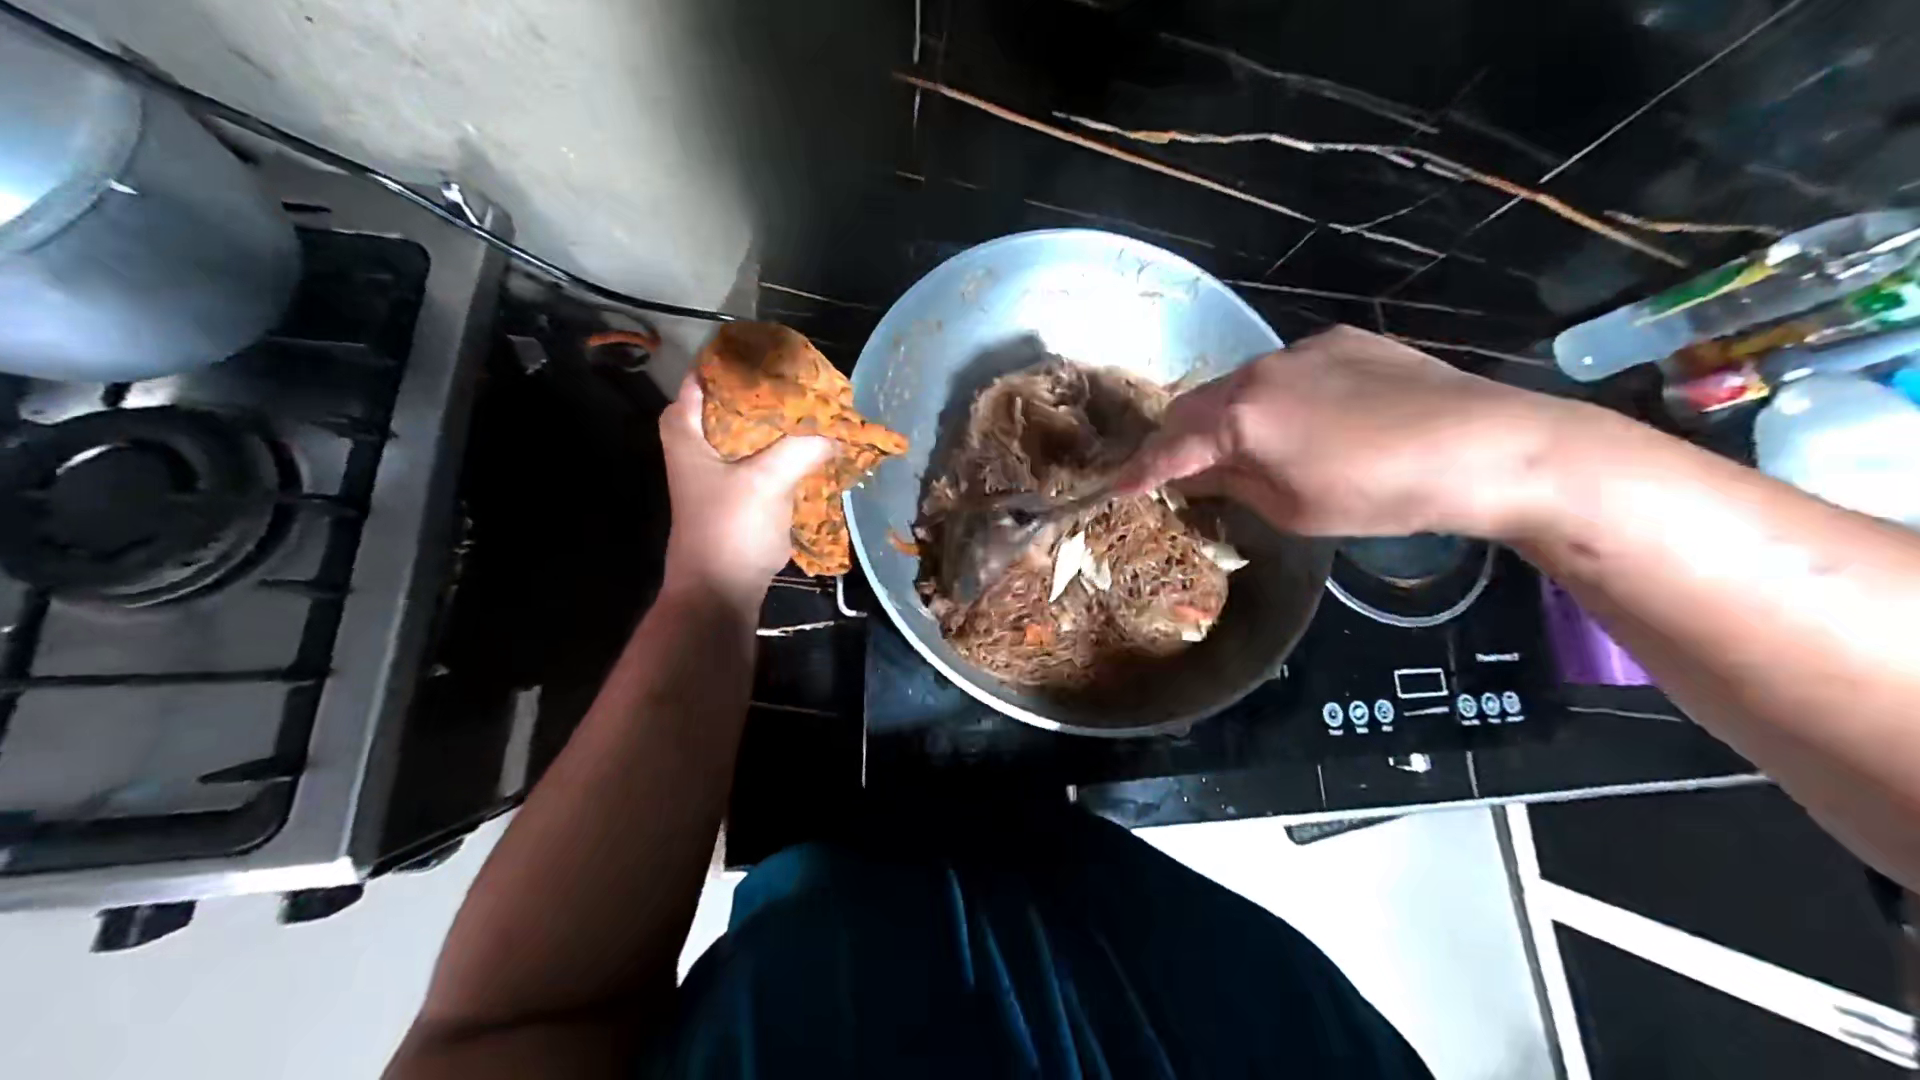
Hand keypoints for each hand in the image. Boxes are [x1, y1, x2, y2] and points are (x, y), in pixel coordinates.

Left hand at [659, 375, 833, 606]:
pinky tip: (819, 442)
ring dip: (789, 421)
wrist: (719, 589)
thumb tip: (841, 429)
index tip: (793, 357)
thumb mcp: (768, 481)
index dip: (753, 359)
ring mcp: (718, 461)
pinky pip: (767, 451)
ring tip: (825, 409)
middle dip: (780, 392)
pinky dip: (790, 445)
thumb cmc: (730, 529)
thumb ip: (804, 447)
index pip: (715, 370)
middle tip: (819, 385)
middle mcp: (698, 435)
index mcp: (687, 423)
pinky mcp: (739, 483)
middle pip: (740, 397)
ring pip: (757, 426)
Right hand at [1117, 326, 1575, 539]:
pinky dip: (1268, 398)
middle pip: (1194, 405)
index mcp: (1242, 416)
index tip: (1114, 488)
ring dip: (1222, 416)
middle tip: (1173, 471)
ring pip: (1237, 384)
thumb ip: (1231, 485)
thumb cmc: (1379, 495)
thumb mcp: (1291, 509)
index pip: (1171, 447)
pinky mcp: (1342, 341)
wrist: (1488, 447)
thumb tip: (1196, 475)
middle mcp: (1260, 370)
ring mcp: (1303, 349)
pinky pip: (1282, 370)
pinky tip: (1299, 422)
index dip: (1139, 471)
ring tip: (1237, 448)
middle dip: (1176, 439)